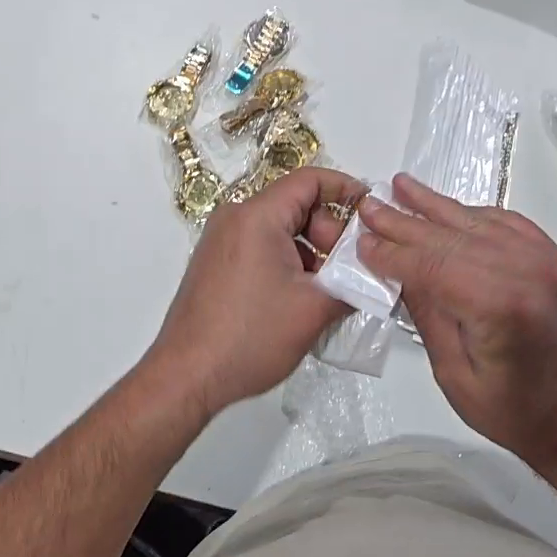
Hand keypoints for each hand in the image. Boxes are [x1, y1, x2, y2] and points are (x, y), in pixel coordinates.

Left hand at [146, 167, 365, 417]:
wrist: (186, 377)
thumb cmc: (251, 337)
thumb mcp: (313, 309)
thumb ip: (352, 283)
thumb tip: (371, 275)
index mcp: (257, 216)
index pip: (309, 180)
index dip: (345, 188)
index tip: (370, 211)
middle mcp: (235, 218)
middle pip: (295, 204)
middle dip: (329, 230)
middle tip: (348, 267)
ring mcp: (222, 240)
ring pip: (280, 228)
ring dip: (310, 251)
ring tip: (329, 289)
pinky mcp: (216, 263)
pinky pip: (261, 246)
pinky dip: (287, 261)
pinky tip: (301, 298)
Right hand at [358, 174, 556, 469]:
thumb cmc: (509, 409)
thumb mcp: (452, 372)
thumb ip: (426, 312)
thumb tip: (395, 269)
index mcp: (501, 306)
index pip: (432, 265)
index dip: (393, 252)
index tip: (361, 240)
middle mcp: (526, 271)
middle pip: (451, 237)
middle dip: (405, 222)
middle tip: (369, 205)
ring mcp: (545, 259)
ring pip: (477, 221)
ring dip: (435, 205)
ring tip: (401, 186)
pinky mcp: (552, 256)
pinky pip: (506, 222)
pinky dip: (472, 213)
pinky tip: (446, 206)